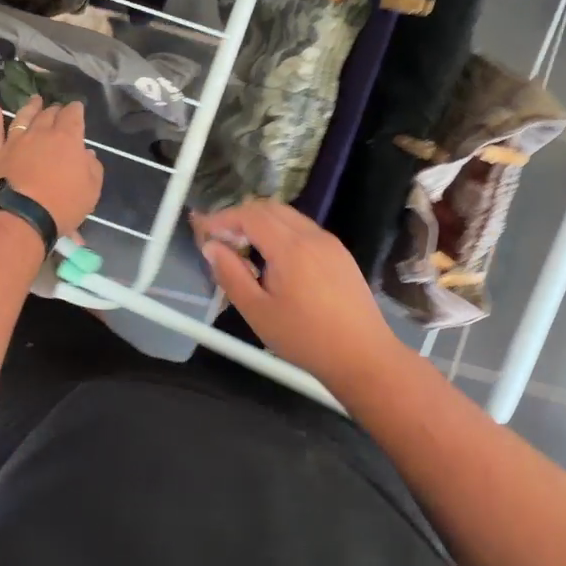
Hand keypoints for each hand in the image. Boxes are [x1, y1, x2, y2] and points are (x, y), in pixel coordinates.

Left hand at [0, 96, 101, 237]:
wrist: (20, 217)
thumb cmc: (61, 205)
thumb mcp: (91, 191)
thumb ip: (92, 169)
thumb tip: (87, 154)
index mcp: (67, 139)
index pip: (73, 116)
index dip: (76, 110)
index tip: (77, 107)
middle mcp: (41, 134)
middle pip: (48, 115)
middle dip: (55, 109)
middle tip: (57, 108)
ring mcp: (16, 142)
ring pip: (23, 118)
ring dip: (30, 107)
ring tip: (34, 99)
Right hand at [195, 200, 395, 388]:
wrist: (363, 357)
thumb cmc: (305, 338)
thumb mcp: (258, 312)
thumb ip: (231, 275)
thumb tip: (211, 247)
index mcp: (290, 248)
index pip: (249, 215)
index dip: (222, 218)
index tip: (202, 230)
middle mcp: (312, 236)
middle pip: (269, 208)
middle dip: (240, 216)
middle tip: (220, 238)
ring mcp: (330, 243)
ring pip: (288, 217)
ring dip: (261, 223)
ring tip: (243, 249)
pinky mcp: (340, 254)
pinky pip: (304, 229)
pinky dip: (281, 232)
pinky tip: (274, 261)